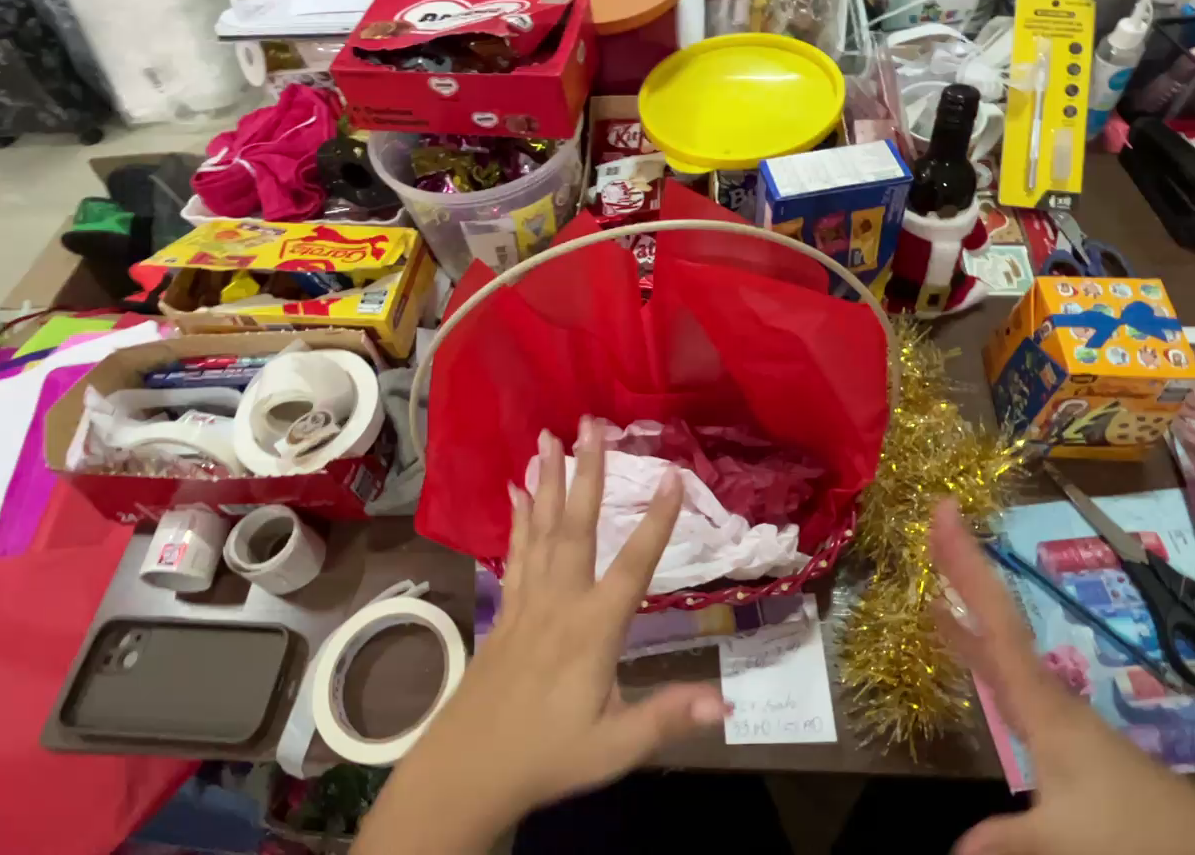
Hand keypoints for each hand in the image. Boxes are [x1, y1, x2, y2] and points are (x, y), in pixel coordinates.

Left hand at [354, 419, 725, 853]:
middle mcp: (560, 601)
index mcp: (593, 629)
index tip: (673, 476)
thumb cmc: (546, 756)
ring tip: (548, 438)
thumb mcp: (614, 746)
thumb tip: (728, 701)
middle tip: (589, 425)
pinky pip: (514, 554)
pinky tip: (514, 492)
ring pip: (539, 530)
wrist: (466, 770)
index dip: (656, 521)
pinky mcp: (506, 610)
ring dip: (546, 482)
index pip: (633, 566)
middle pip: (576, 527)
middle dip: (586, 473)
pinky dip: (516, 520)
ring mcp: (527, 602)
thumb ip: (667, 717)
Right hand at [929, 500, 1194, 854]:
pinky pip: (1006, 672)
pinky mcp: (1059, 732)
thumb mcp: (1067, 842)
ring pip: (1001, 643)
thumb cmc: (1136, 839)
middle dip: (965, 570)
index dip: (966, 567)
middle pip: (996, 618)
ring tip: (935, 575)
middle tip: (938, 520)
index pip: (995, 622)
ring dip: (969, 604)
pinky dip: (977, 647)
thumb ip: (1009, 838)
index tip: (946, 512)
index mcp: (1042, 705)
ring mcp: (1054, 712)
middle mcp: (1045, 695)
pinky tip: (965, 648)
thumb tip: (955, 850)